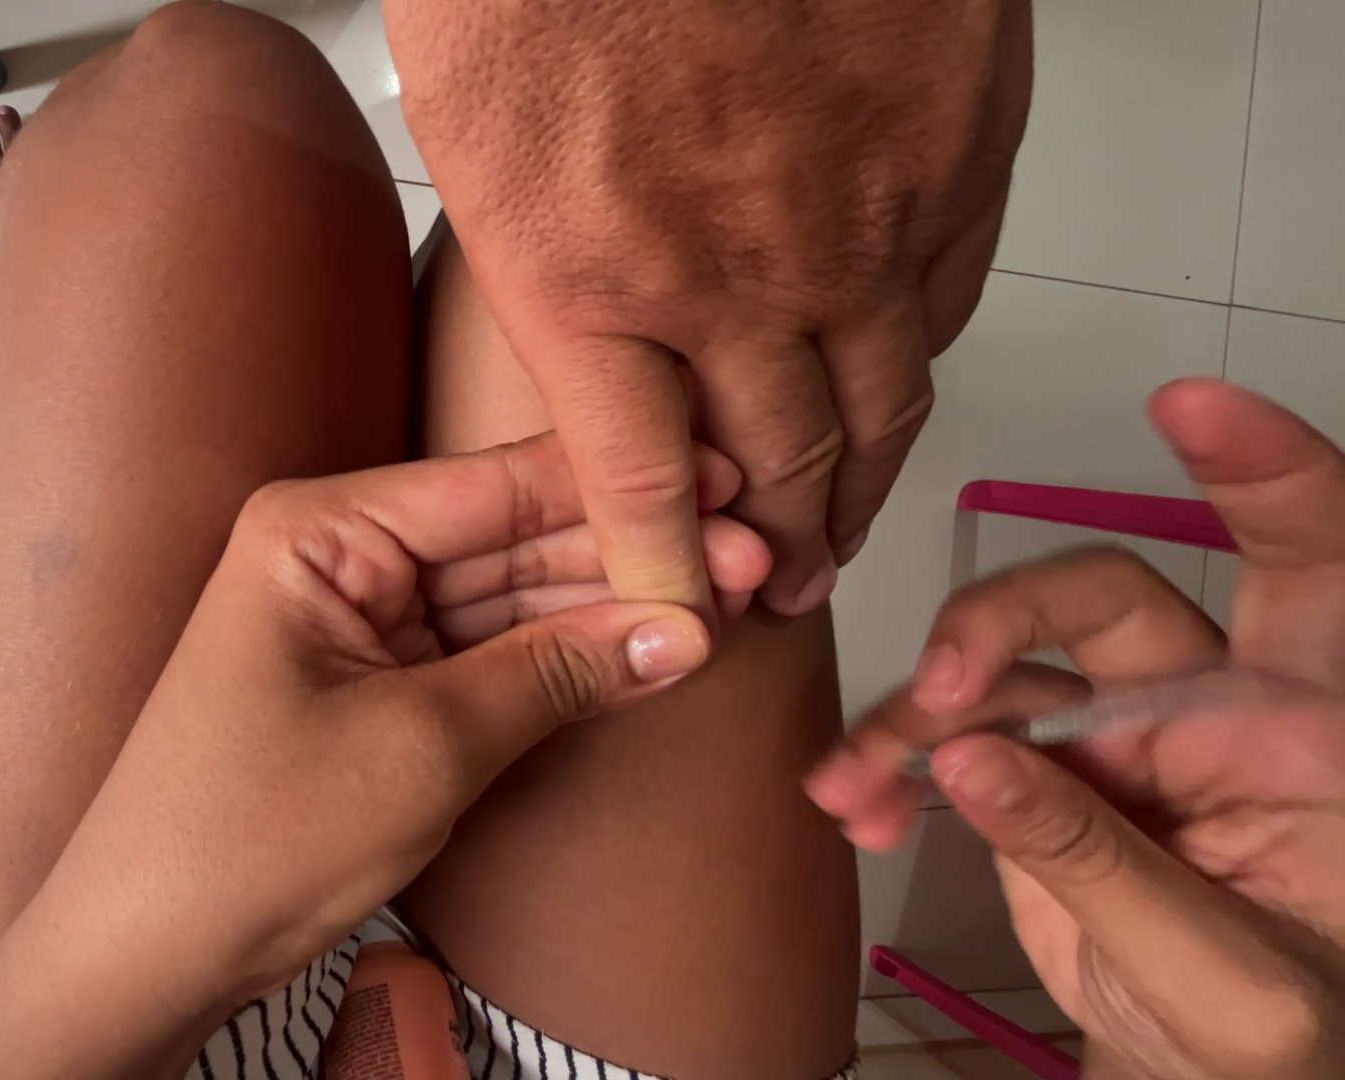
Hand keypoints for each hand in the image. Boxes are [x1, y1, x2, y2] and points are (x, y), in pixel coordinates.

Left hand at [50, 433, 767, 1017]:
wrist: (152, 948)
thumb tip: (678, 631)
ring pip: (504, 596)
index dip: (608, 490)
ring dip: (603, 606)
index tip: (716, 481)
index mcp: (316, 530)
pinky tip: (642, 645)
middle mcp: (337, 555)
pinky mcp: (380, 676)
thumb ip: (552, 674)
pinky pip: (484, 650)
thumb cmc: (248, 837)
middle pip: (504, 538)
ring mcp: (361, 617)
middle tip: (742, 552)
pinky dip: (559, 656)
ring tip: (718, 597)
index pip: (487, 488)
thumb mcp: (420, 744)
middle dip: (620, 553)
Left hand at [384, 0, 1030, 613]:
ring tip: (837, 539)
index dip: (661, 569)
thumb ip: (541, 293)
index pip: (638, 488)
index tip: (676, 613)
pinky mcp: (940, 136)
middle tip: (776, 595)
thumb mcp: (482, 174)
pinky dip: (919, 363)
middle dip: (774, 548)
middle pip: (775, 463)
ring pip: (875, 400)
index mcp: (593, 291)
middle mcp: (732, 276)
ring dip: (861, 486)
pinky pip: (945, 294)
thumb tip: (590, 376)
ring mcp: (848, 212)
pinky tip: (897, 396)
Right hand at [807, 380, 1344, 1077]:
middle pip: (1090, 598)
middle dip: (992, 626)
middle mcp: (1203, 708)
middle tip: (936, 689)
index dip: (1269, 480)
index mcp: (1311, 740)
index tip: (1188, 409)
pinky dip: (886, 767)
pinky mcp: (1023, 764)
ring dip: (906, 725)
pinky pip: (937, 736)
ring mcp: (1101, 733)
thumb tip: (969, 759)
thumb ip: (1096, 862)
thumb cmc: (1289, 1049)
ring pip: (983, 675)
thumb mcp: (1226, 983)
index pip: (1318, 573)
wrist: (1206, 1079)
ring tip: (854, 786)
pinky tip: (859, 806)